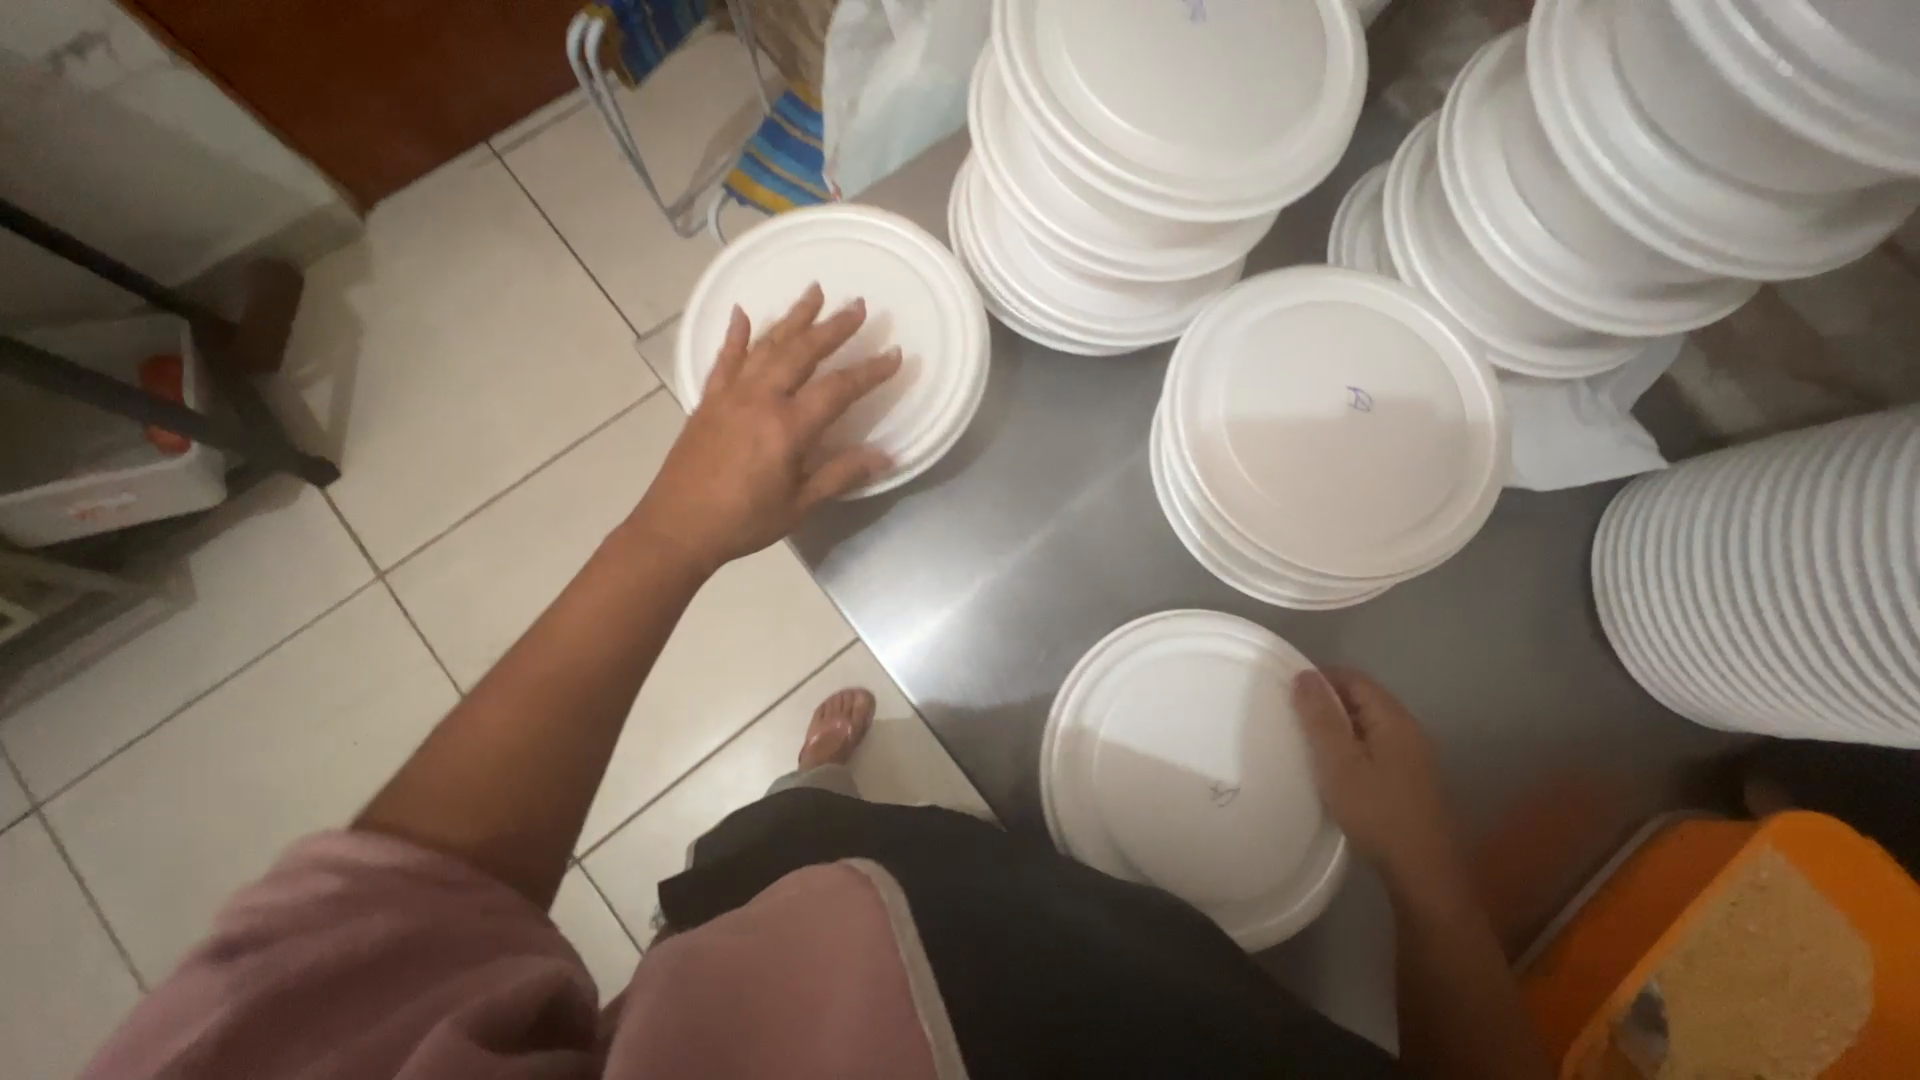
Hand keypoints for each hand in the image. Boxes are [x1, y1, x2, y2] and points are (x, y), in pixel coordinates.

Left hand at [630, 284, 901, 572]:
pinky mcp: (708, 400)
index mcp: (788, 427)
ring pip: (767, 345)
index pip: (839, 389)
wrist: (676, 527)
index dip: (870, 371)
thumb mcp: (800, 505)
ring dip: (793, 317)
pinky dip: (736, 335)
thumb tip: (886, 457)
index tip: (895, 355)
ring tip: (814, 292)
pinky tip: (743, 314)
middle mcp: (760, 399)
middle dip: (833, 327)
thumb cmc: (744, 521)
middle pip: (803, 351)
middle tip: (858, 306)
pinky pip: (725, 359)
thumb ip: (841, 474)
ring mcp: (730, 395)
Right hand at [1294, 669, 1464, 888]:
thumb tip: (1306, 675)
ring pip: (1368, 723)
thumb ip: (1321, 717)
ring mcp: (1412, 755)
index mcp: (1393, 719)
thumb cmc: (1375, 810)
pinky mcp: (1409, 777)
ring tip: (1305, 739)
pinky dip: (1350, 744)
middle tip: (1290, 715)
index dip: (1320, 678)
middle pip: (1363, 698)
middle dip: (1327, 700)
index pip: (1354, 679)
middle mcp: (1408, 729)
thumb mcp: (1338, 762)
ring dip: (1337, 724)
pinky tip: (1333, 765)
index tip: (1287, 690)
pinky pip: (1374, 744)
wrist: (1420, 869)